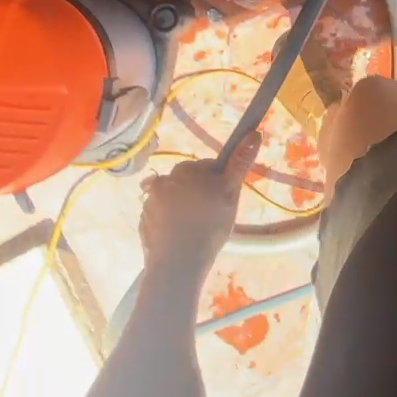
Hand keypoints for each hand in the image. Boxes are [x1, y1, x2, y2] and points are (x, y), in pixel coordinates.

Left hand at [137, 138, 259, 280]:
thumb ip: (240, 162)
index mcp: (186, 169)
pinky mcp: (142, 223)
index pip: (206, 166)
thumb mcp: (231, 191)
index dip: (218, 180)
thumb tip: (254, 133)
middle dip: (197, 190)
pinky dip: (169, 220)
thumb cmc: (210, 224)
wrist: (178, 263)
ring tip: (195, 226)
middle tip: (212, 212)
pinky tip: (180, 235)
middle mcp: (164, 180)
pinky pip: (160, 215)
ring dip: (182, 205)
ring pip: (172, 197)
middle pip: (186, 180)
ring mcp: (149, 203)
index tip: (223, 197)